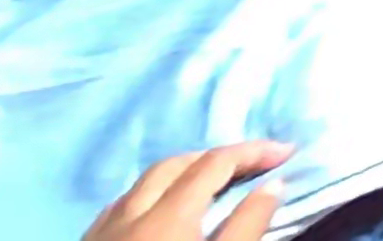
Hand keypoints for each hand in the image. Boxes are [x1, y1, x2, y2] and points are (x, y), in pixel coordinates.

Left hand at [83, 141, 292, 240]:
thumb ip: (249, 223)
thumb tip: (273, 183)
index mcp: (164, 216)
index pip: (216, 162)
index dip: (255, 150)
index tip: (288, 152)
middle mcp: (125, 218)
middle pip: (172, 165)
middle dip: (214, 155)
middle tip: (248, 163)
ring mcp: (94, 238)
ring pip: (136, 188)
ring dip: (178, 176)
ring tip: (206, 185)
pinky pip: (113, 213)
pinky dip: (145, 200)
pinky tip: (158, 214)